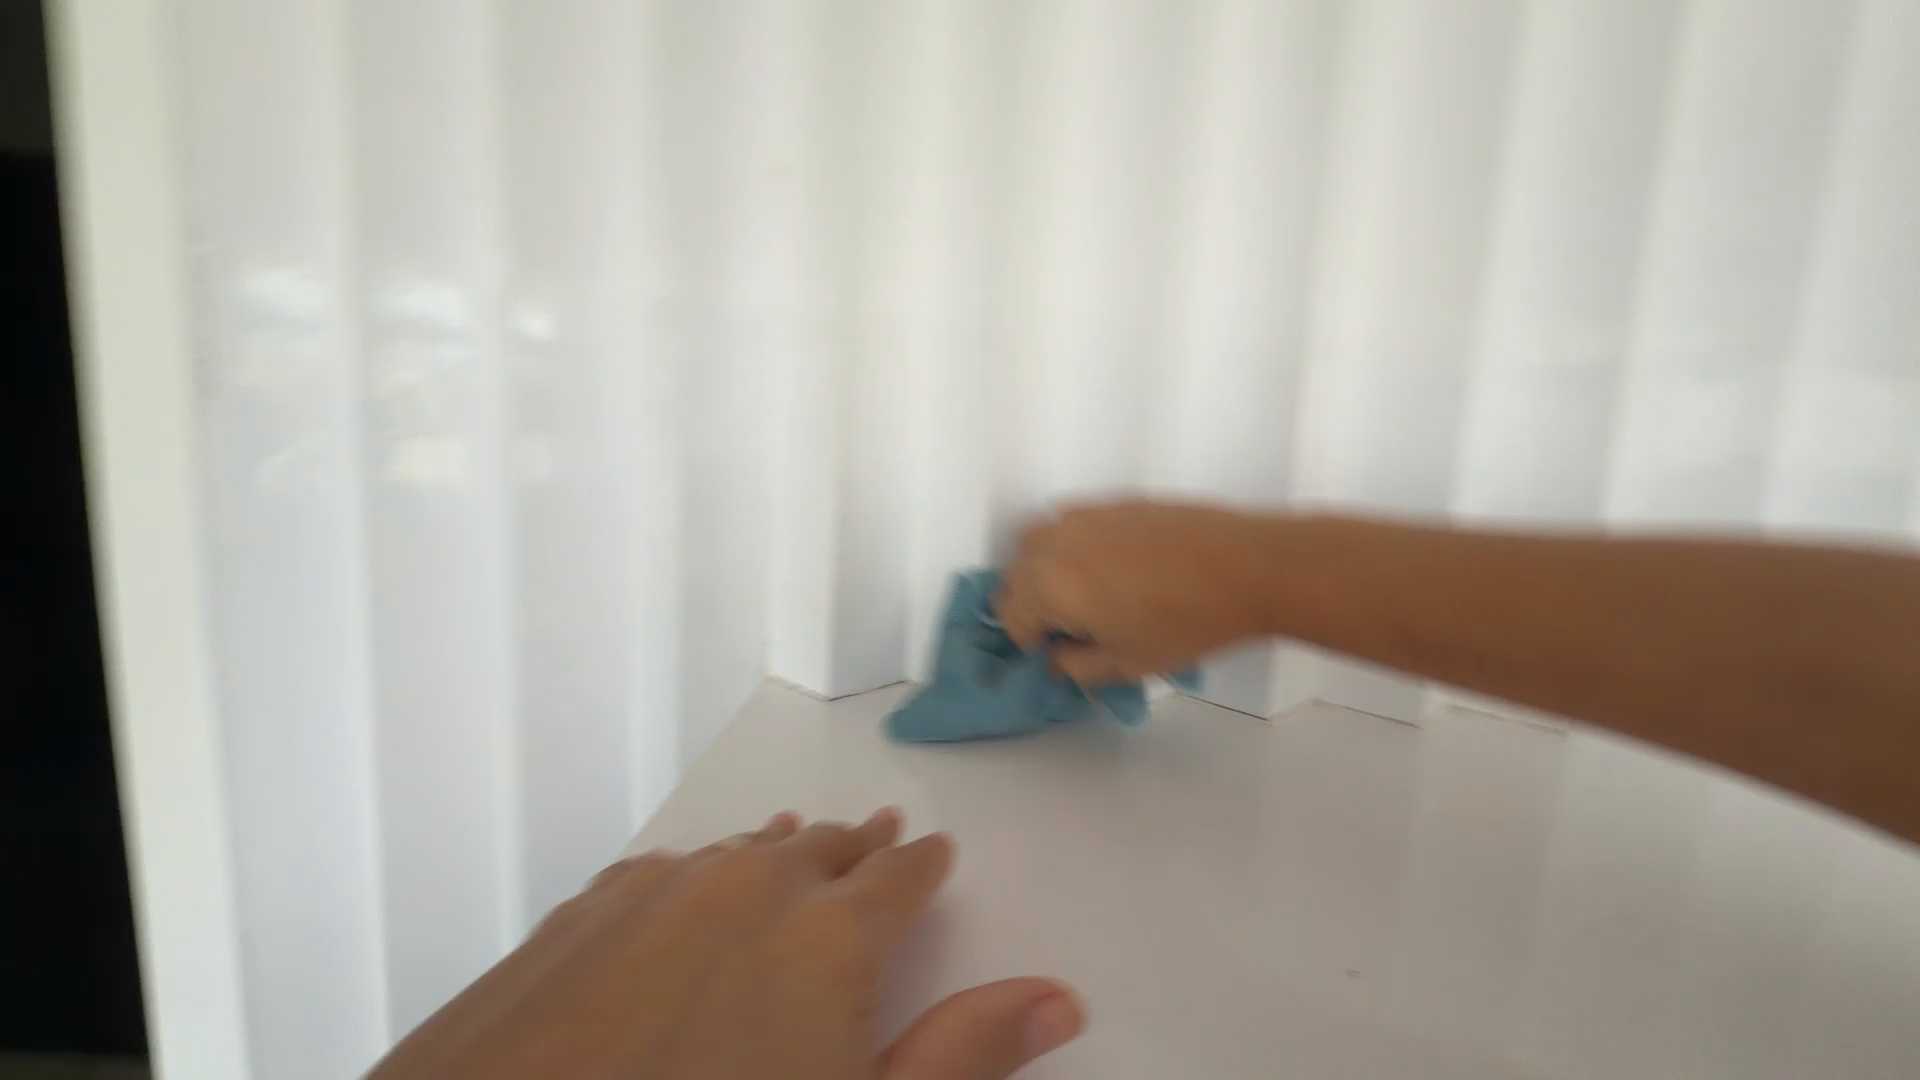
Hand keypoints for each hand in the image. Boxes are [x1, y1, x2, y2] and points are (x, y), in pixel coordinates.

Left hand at [367, 808, 1082, 1079]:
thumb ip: (968, 1052)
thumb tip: (1063, 997)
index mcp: (830, 934)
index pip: (903, 877)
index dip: (926, 863)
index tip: (938, 849)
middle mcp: (753, 886)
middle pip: (829, 846)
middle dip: (863, 845)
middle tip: (883, 834)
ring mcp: (662, 890)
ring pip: (749, 847)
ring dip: (785, 846)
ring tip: (805, 834)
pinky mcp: (586, 910)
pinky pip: (669, 865)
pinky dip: (704, 865)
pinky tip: (699, 874)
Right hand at [997, 500, 1280, 685]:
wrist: (1249, 567)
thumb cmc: (1187, 624)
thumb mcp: (1128, 664)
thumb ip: (1076, 668)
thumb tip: (1055, 659)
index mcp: (1051, 587)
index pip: (1010, 615)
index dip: (1028, 641)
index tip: (1058, 651)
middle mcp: (1056, 544)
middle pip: (1014, 575)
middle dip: (1029, 604)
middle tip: (1068, 625)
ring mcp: (1084, 516)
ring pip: (1036, 541)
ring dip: (1043, 568)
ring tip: (1081, 589)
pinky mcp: (1112, 502)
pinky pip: (1070, 521)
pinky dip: (1072, 544)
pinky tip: (1112, 564)